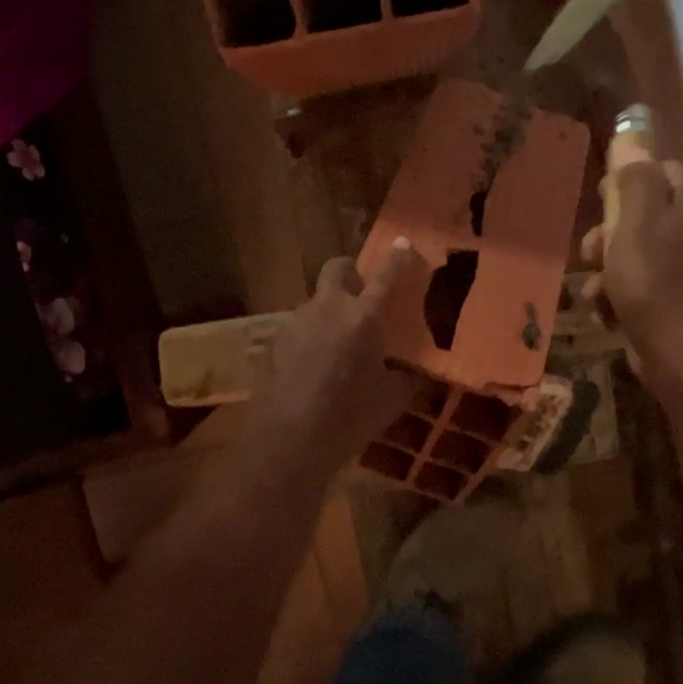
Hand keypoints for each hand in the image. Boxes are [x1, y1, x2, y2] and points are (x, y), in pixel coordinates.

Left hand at [247, 241, 418, 469]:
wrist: (287, 440)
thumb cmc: (348, 418)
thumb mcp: (390, 401)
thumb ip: (404, 379)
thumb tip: (410, 374)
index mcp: (363, 317)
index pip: (386, 277)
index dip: (397, 258)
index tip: (404, 243)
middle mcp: (328, 308)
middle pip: (336, 269)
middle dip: (349, 273)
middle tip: (360, 293)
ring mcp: (295, 322)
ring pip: (315, 303)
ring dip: (327, 313)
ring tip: (335, 347)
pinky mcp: (273, 342)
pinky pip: (297, 331)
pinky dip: (308, 340)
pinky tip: (311, 370)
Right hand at [582, 161, 682, 372]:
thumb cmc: (654, 282)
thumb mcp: (634, 222)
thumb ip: (633, 179)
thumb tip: (633, 140)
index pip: (662, 169)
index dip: (628, 178)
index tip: (599, 196)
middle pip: (643, 214)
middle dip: (608, 232)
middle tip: (589, 250)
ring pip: (635, 254)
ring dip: (606, 270)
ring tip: (593, 292)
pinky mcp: (677, 304)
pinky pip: (639, 288)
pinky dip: (618, 298)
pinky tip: (604, 314)